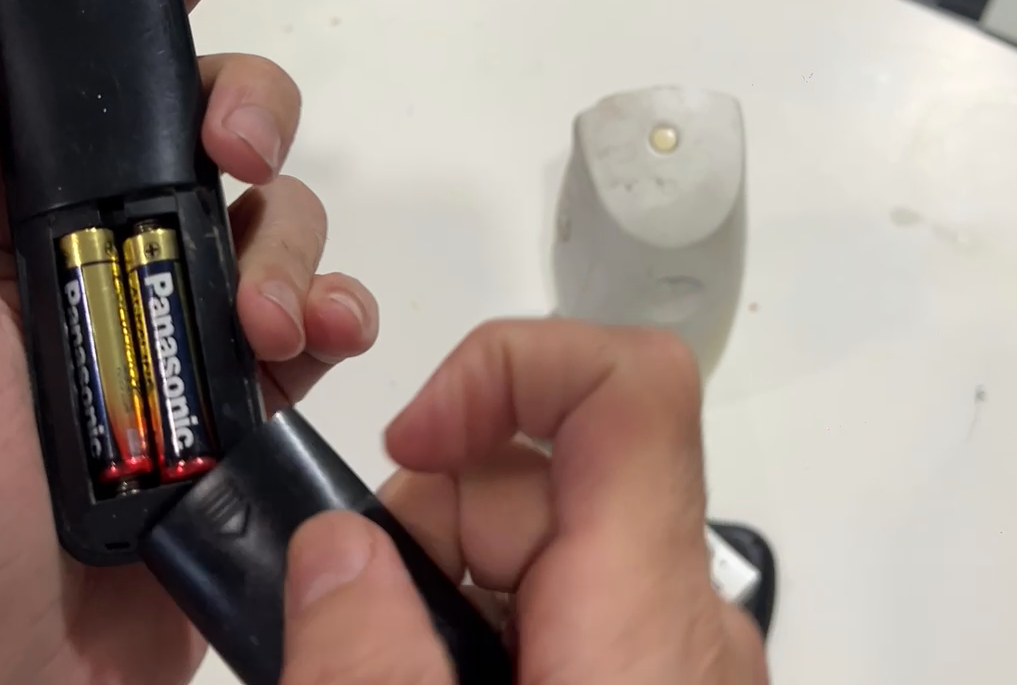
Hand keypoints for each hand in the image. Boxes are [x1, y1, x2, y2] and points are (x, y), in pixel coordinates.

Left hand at [0, 0, 379, 684]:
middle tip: (241, 156)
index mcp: (46, 207)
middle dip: (257, 112)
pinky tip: (327, 343)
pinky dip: (342, 312)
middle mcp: (134, 238)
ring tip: (274, 322)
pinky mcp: (261, 375)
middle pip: (231, 122)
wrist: (19, 665)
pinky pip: (329, 310)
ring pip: (289, 217)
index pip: (117, 63)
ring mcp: (205, 306)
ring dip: (295, 248)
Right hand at [279, 320, 768, 683]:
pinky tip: (432, 672)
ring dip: (441, 571)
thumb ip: (366, 662)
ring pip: (536, 526)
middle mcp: (676, 609)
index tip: (414, 431)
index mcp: (650, 615)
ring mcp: (663, 644)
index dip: (509, 362)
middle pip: (546, 461)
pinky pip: (550, 590)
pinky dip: (475, 611)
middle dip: (434, 511)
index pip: (630, 381)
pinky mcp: (641, 672)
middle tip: (366, 618)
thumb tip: (340, 542)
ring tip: (389, 660)